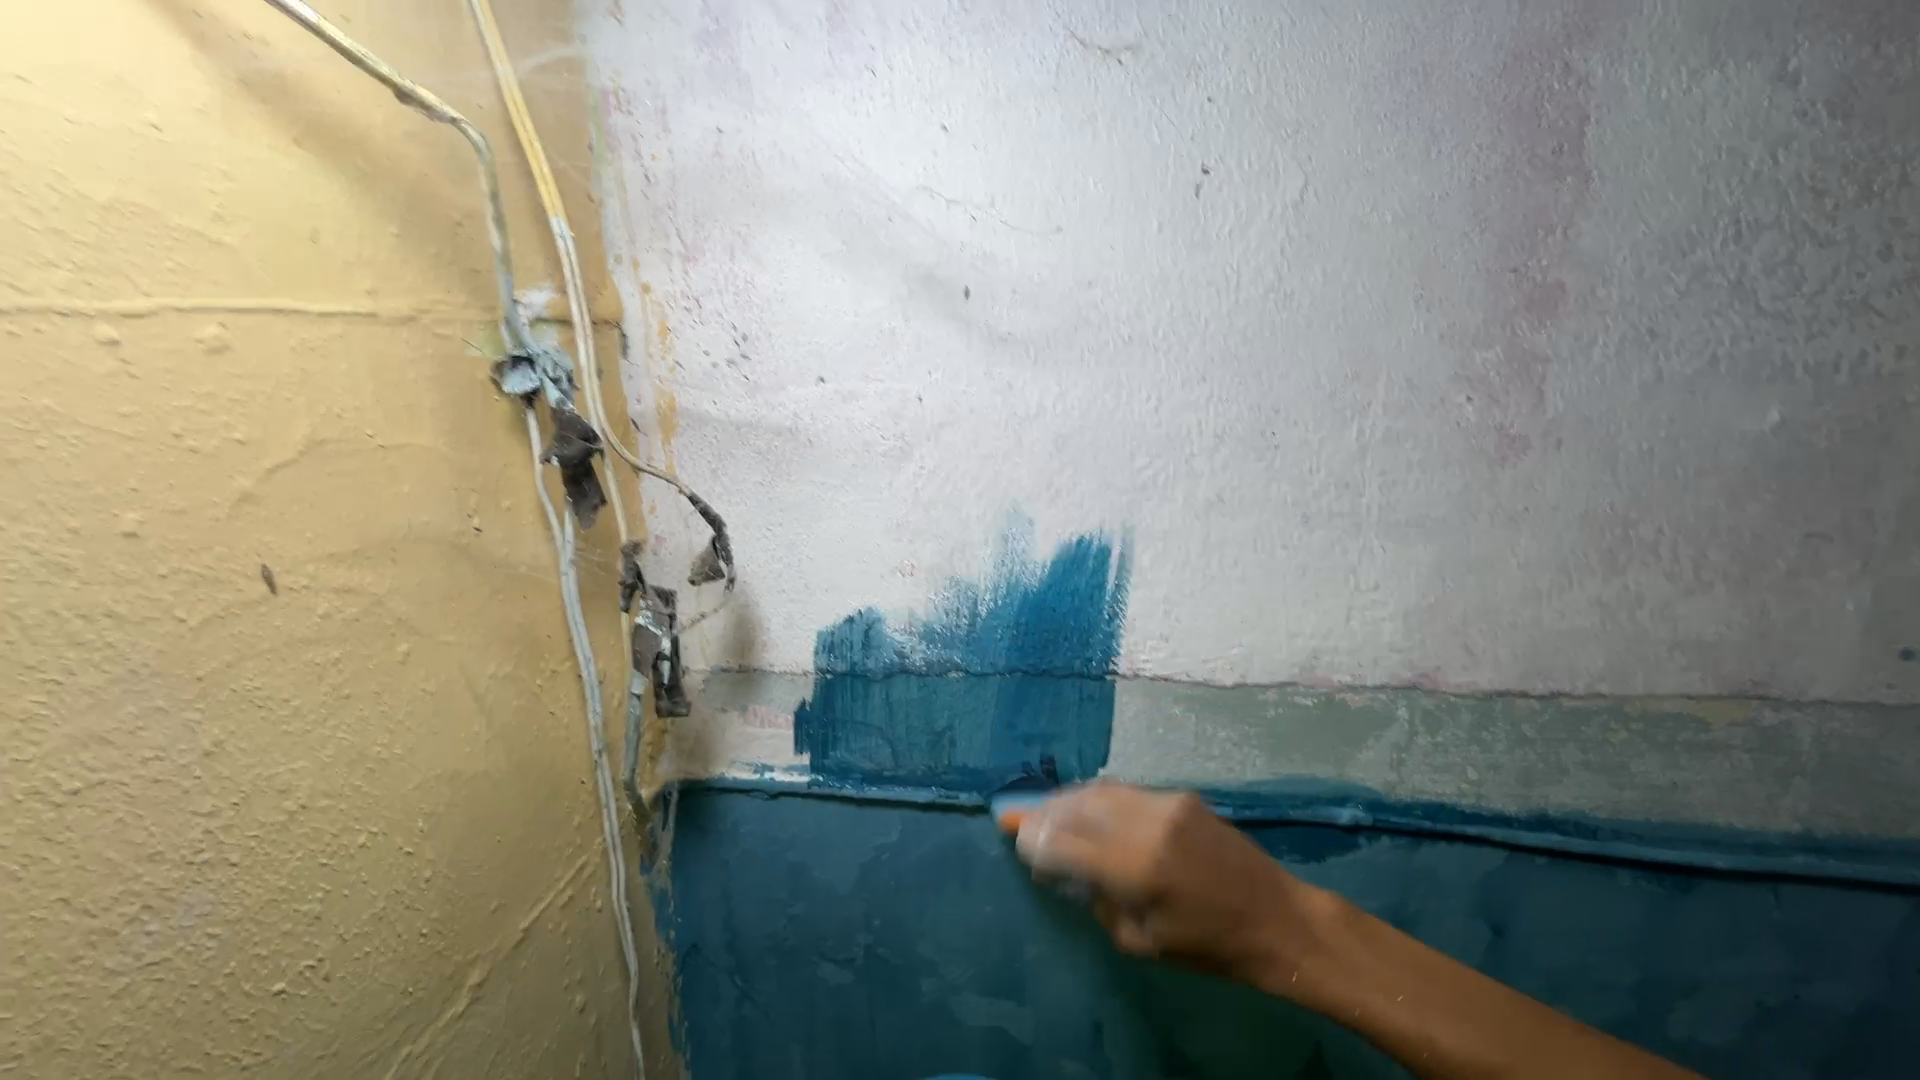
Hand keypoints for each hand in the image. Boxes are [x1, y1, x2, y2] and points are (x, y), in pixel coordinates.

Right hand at [1007, 782, 1322, 986]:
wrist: (1277, 918)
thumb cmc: (1209, 946)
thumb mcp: (1142, 942)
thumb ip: (1098, 901)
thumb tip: (1066, 871)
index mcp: (1135, 867)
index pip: (1064, 841)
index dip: (1033, 838)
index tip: (1013, 837)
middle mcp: (1146, 824)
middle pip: (1076, 806)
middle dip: (1042, 811)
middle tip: (1017, 816)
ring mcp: (1165, 803)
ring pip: (1099, 790)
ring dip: (1067, 798)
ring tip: (1045, 808)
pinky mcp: (1181, 795)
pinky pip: (1125, 791)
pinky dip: (1097, 797)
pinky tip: (1086, 807)